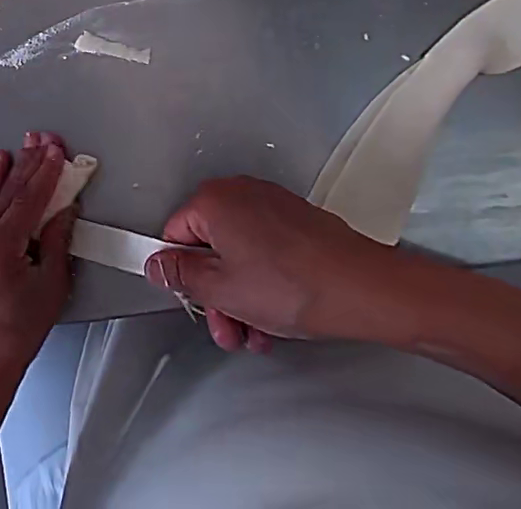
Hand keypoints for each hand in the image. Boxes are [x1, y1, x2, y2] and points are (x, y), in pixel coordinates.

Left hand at [0, 132, 75, 395]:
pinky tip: (2, 163)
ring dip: (17, 167)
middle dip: (34, 162)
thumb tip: (65, 207)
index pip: (29, 200)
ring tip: (30, 142)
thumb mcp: (51, 287)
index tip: (59, 152)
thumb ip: (57, 240)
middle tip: (48, 138)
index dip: (48, 173)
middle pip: (12, 190)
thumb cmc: (17, 332)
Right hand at [145, 176, 448, 352]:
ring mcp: (269, 204)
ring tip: (257, 329)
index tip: (189, 298)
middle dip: (214, 293)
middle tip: (228, 325)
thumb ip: (180, 274)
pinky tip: (276, 314)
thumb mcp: (220, 290)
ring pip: (236, 253)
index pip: (173, 234)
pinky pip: (262, 249)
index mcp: (214, 200)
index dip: (180, 274)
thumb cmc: (297, 284)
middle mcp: (240, 192)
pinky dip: (262, 280)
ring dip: (239, 295)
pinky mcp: (293, 219)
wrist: (362, 288)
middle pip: (207, 246)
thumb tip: (159, 264)